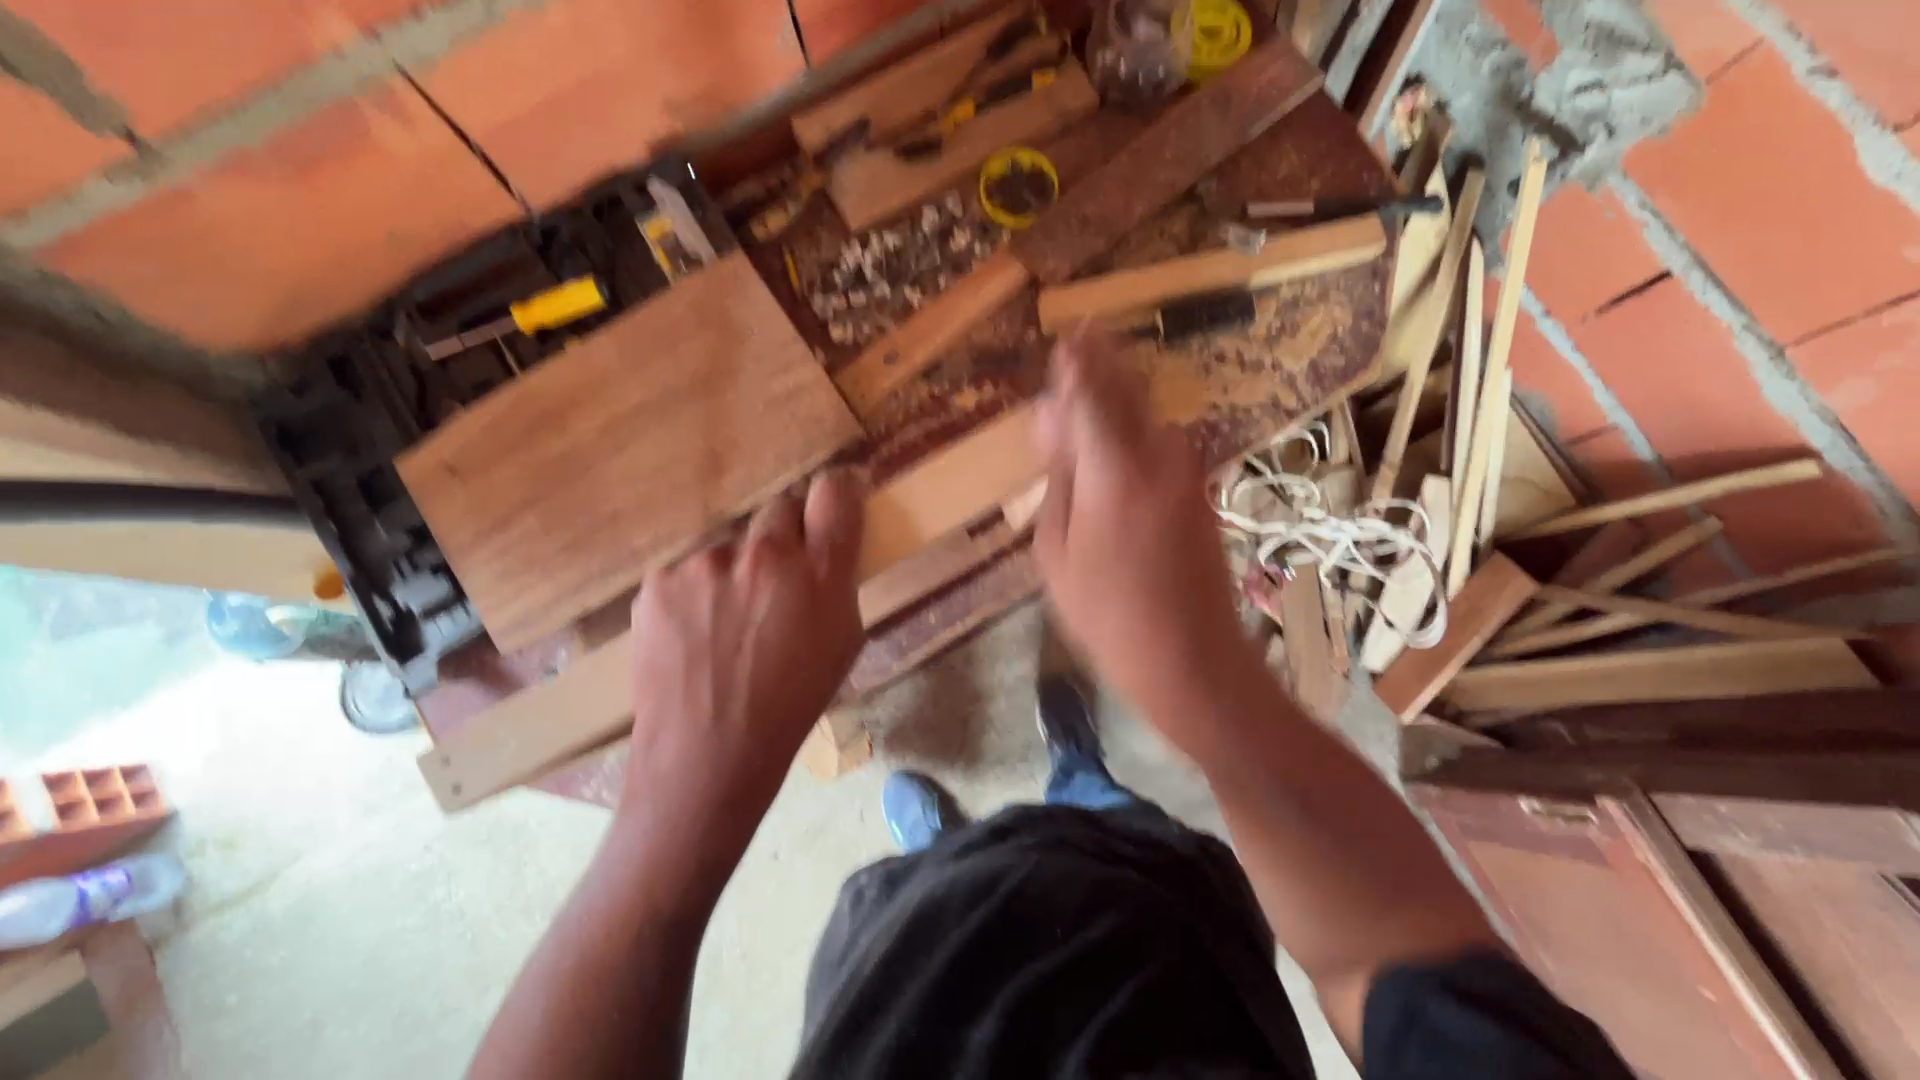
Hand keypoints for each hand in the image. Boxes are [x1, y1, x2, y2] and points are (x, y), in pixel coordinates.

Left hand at [619, 470, 866, 848]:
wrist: (706, 752)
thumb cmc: (791, 705)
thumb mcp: (843, 644)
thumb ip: (837, 584)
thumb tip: (830, 548)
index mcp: (820, 571)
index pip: (835, 492)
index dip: (837, 492)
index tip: (834, 501)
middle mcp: (764, 553)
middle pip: (780, 508)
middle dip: (785, 535)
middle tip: (778, 578)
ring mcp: (706, 563)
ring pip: (730, 545)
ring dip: (735, 569)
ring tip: (726, 623)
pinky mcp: (660, 580)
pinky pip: (688, 571)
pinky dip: (695, 593)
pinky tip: (694, 634)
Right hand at [1032, 334, 1260, 753]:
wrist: (1194, 660)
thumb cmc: (1108, 615)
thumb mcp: (1057, 552)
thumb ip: (1057, 477)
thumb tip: (1051, 421)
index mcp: (1115, 466)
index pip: (1090, 392)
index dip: (1074, 363)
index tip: (1062, 338)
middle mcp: (1159, 455)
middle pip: (1128, 390)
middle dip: (1102, 365)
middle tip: (1077, 346)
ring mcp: (1187, 472)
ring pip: (1148, 415)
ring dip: (1119, 398)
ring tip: (1086, 396)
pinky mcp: (1201, 492)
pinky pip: (1160, 443)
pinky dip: (1135, 431)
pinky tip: (1113, 445)